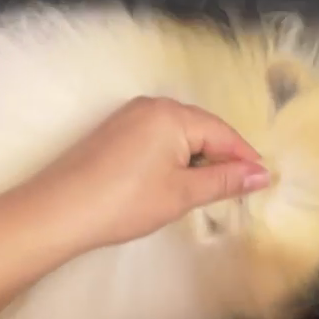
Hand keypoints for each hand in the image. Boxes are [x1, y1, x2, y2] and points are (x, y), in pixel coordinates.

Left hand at [2, 96, 270, 254]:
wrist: (55, 213)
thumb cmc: (125, 202)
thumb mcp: (182, 193)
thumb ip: (225, 181)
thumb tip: (262, 175)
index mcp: (173, 114)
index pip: (223, 133)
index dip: (245, 159)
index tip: (263, 182)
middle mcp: (153, 105)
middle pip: (203, 129)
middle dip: (223, 157)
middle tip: (239, 188)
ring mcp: (130, 115)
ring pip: (181, 133)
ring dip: (199, 158)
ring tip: (209, 188)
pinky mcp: (115, 130)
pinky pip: (159, 136)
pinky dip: (175, 156)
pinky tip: (176, 180)